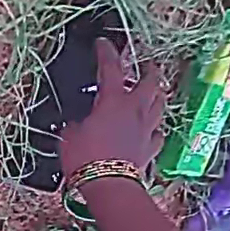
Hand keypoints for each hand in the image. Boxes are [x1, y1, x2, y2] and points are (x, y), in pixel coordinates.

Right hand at [59, 39, 168, 180]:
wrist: (109, 187)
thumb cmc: (86, 158)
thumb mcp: (70, 137)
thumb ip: (76, 125)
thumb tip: (77, 124)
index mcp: (114, 101)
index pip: (111, 69)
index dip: (106, 53)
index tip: (103, 43)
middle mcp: (135, 111)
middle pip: (151, 82)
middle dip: (149, 70)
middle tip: (146, 65)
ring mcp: (146, 130)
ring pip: (160, 105)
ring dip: (158, 95)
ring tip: (155, 91)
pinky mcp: (150, 150)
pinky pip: (158, 134)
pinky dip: (155, 129)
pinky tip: (152, 129)